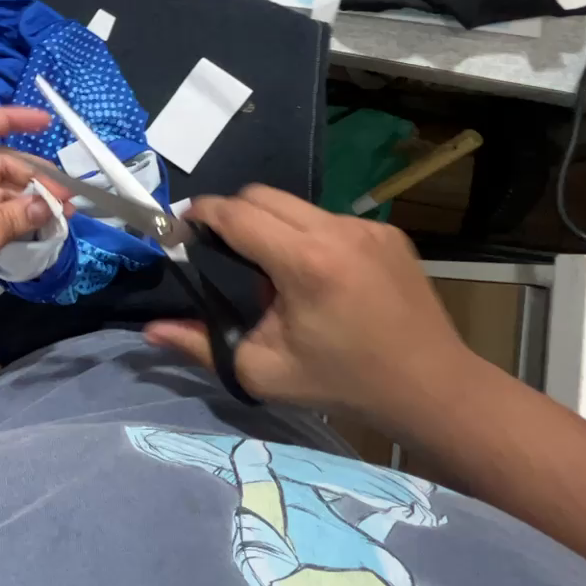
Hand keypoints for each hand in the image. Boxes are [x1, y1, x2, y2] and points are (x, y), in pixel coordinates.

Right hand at [144, 184, 475, 423]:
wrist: (436, 389)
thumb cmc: (343, 383)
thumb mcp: (263, 370)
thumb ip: (200, 345)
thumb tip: (150, 331)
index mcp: (305, 263)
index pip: (235, 213)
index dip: (199, 215)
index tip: (181, 232)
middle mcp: (336, 231)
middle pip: (260, 195)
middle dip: (229, 214)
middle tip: (218, 248)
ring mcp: (366, 227)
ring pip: (292, 204)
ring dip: (267, 223)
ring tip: (268, 267)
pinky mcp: (386, 231)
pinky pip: (325, 217)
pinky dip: (303, 233)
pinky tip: (312, 273)